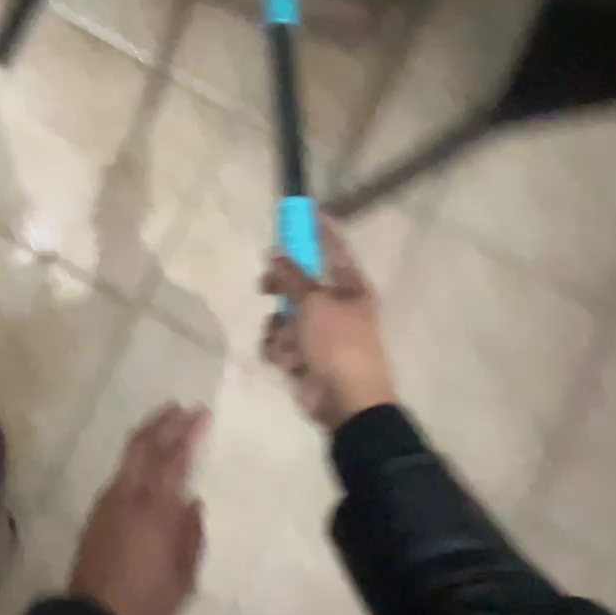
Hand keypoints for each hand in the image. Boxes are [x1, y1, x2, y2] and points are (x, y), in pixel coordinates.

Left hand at [68, 404, 208, 614]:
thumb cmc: (150, 604)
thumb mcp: (184, 576)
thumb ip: (191, 535)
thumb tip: (193, 501)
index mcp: (155, 509)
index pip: (174, 459)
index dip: (188, 433)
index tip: (201, 412)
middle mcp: (128, 495)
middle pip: (144, 446)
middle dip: (163, 422)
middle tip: (181, 407)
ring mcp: (108, 501)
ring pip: (129, 456)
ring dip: (147, 435)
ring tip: (164, 422)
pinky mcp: (96, 512)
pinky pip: (120, 473)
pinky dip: (136, 457)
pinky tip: (145, 460)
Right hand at [259, 216, 395, 431]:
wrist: (346, 403)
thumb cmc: (339, 345)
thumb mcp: (315, 303)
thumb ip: (292, 276)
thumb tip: (277, 252)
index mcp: (350, 289)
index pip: (333, 250)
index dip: (319, 229)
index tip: (304, 210)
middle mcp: (335, 306)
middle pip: (298, 281)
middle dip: (280, 287)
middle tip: (265, 284)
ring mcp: (317, 333)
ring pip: (282, 313)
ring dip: (279, 328)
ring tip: (288, 344)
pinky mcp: (302, 356)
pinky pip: (278, 340)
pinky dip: (278, 350)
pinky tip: (286, 362)